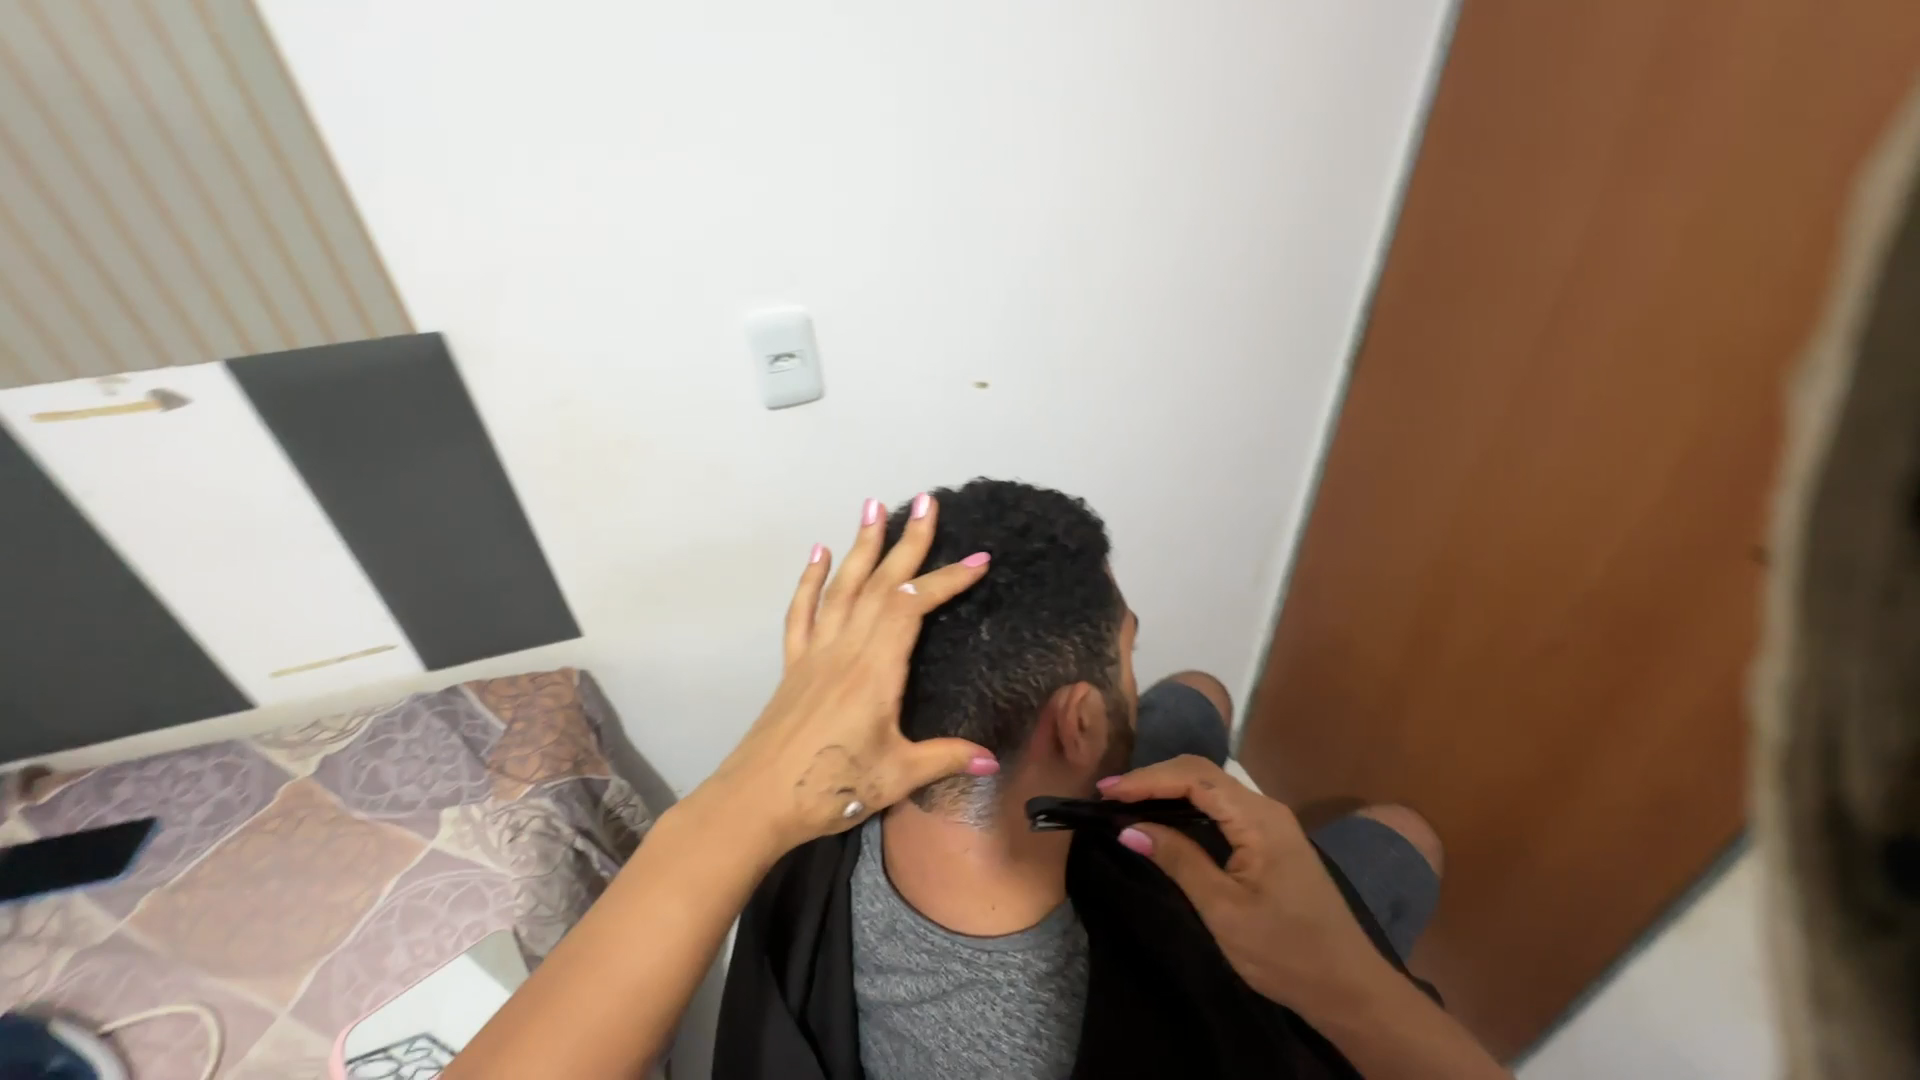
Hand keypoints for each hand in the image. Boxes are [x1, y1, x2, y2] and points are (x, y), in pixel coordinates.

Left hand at [700, 494, 998, 852]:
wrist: (754, 801)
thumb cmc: (830, 789)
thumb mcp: (896, 776)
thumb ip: (945, 758)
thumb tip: (993, 760)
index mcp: (875, 671)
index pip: (914, 608)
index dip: (947, 579)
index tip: (979, 558)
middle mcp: (845, 650)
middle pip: (881, 584)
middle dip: (908, 541)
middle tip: (927, 502)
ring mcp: (815, 653)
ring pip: (843, 587)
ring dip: (862, 545)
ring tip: (875, 505)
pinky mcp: (794, 665)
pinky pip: (803, 612)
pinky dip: (811, 579)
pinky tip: (819, 552)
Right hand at [1099, 755, 1394, 1012]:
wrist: (1349, 988)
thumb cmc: (1286, 952)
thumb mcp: (1224, 910)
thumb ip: (1178, 860)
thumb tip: (1129, 828)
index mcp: (1258, 819)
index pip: (1193, 778)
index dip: (1146, 779)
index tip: (1106, 793)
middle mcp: (1265, 808)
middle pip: (1201, 773)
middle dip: (1152, 778)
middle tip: (1109, 796)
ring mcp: (1270, 822)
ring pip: (1210, 786)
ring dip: (1167, 788)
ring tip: (1127, 802)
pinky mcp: (1269, 838)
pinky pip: (1220, 806)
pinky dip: (1185, 804)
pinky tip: (1163, 817)